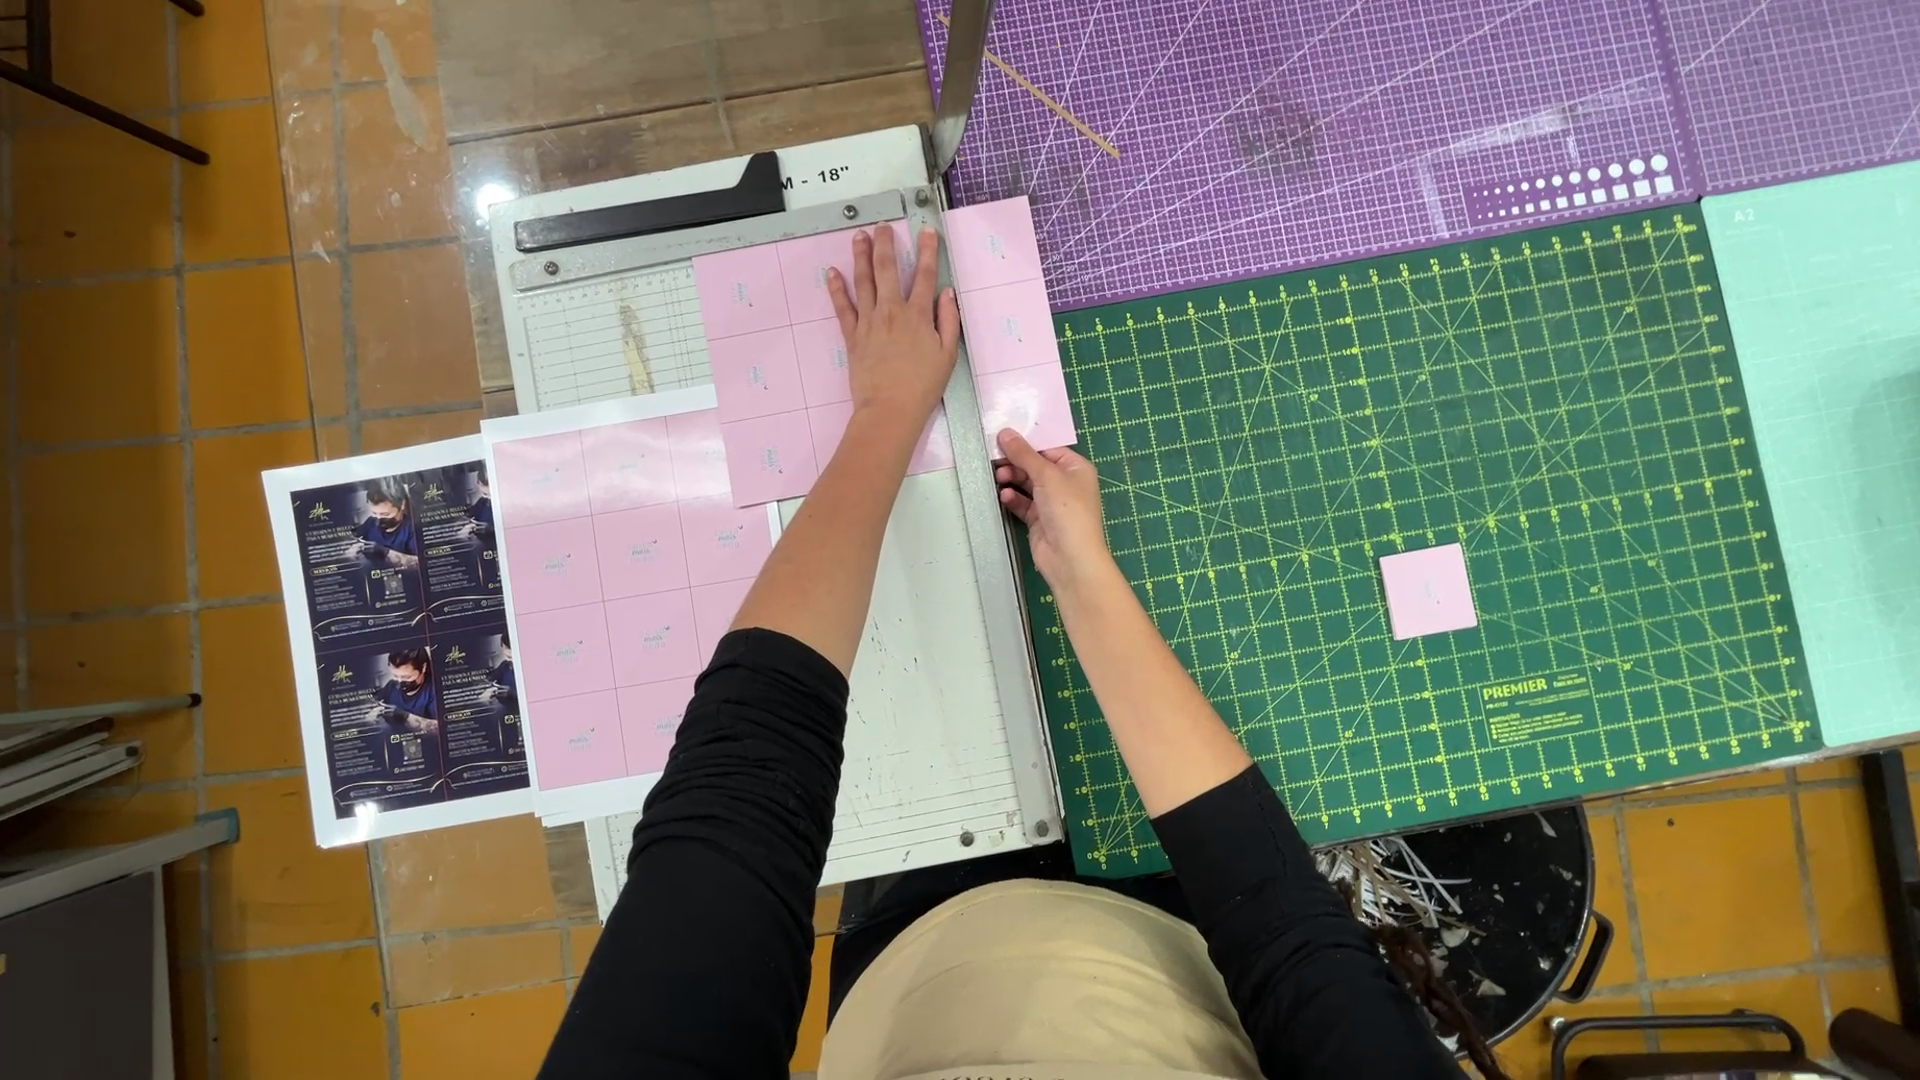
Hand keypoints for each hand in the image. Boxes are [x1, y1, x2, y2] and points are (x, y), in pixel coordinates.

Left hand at [828, 227, 960, 433]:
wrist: (890, 409)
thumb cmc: (923, 387)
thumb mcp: (947, 356)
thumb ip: (949, 321)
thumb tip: (947, 294)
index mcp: (918, 316)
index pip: (924, 276)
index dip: (927, 252)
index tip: (927, 232)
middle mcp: (892, 312)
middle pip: (887, 270)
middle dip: (886, 244)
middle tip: (883, 227)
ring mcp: (869, 322)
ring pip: (863, 281)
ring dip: (861, 256)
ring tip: (859, 237)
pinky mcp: (853, 336)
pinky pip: (843, 307)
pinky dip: (837, 289)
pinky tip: (832, 272)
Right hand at [995, 429, 1113, 593]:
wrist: (1069, 557)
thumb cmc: (1067, 511)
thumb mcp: (1047, 475)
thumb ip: (1024, 454)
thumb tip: (1006, 433)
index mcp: (1076, 468)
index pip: (1048, 448)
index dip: (1026, 444)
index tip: (1003, 438)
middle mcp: (1065, 483)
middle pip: (1035, 465)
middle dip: (1016, 463)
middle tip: (996, 461)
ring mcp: (1052, 502)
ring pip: (1026, 484)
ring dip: (1012, 480)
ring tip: (999, 478)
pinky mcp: (1039, 519)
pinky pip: (1022, 503)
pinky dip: (1013, 498)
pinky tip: (1005, 497)